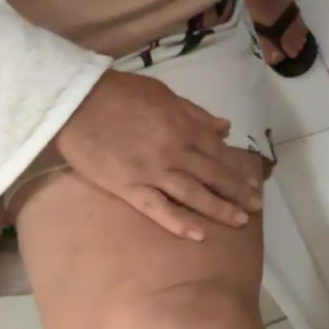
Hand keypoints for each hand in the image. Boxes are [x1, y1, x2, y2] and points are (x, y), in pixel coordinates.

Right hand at [54, 70, 263, 240]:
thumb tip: (226, 128)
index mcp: (184, 128)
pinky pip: (157, 208)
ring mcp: (152, 172)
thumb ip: (197, 114)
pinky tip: (198, 235)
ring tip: (240, 221)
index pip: (219, 154)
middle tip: (257, 207)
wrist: (71, 100)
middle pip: (213, 176)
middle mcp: (174, 152)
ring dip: (219, 209)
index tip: (253, 183)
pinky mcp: (128, 186)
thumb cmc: (118, 92)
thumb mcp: (165, 95)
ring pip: (194, 194)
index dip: (238, 170)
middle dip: (237, 193)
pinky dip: (178, 222)